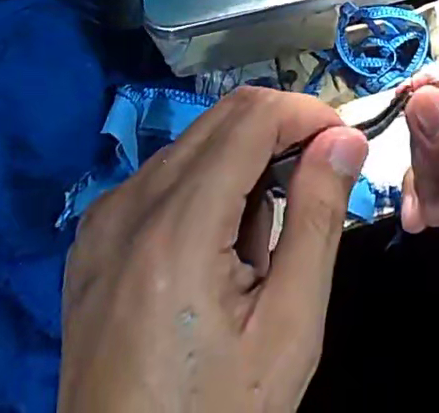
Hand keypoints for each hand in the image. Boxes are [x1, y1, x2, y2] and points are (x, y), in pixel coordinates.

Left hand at [59, 86, 368, 412]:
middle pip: (223, 117)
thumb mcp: (290, 325)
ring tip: (266, 230)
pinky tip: (221, 241)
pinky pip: (167, 172)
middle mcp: (129, 205)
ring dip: (247, 157)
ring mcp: (104, 218)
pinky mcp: (95, 235)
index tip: (344, 143)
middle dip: (282, 128)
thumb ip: (318, 217)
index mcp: (176, 230)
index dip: (307, 114)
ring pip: (197, 139)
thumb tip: (343, 137)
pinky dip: (210, 179)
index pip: (252, 118)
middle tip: (319, 176)